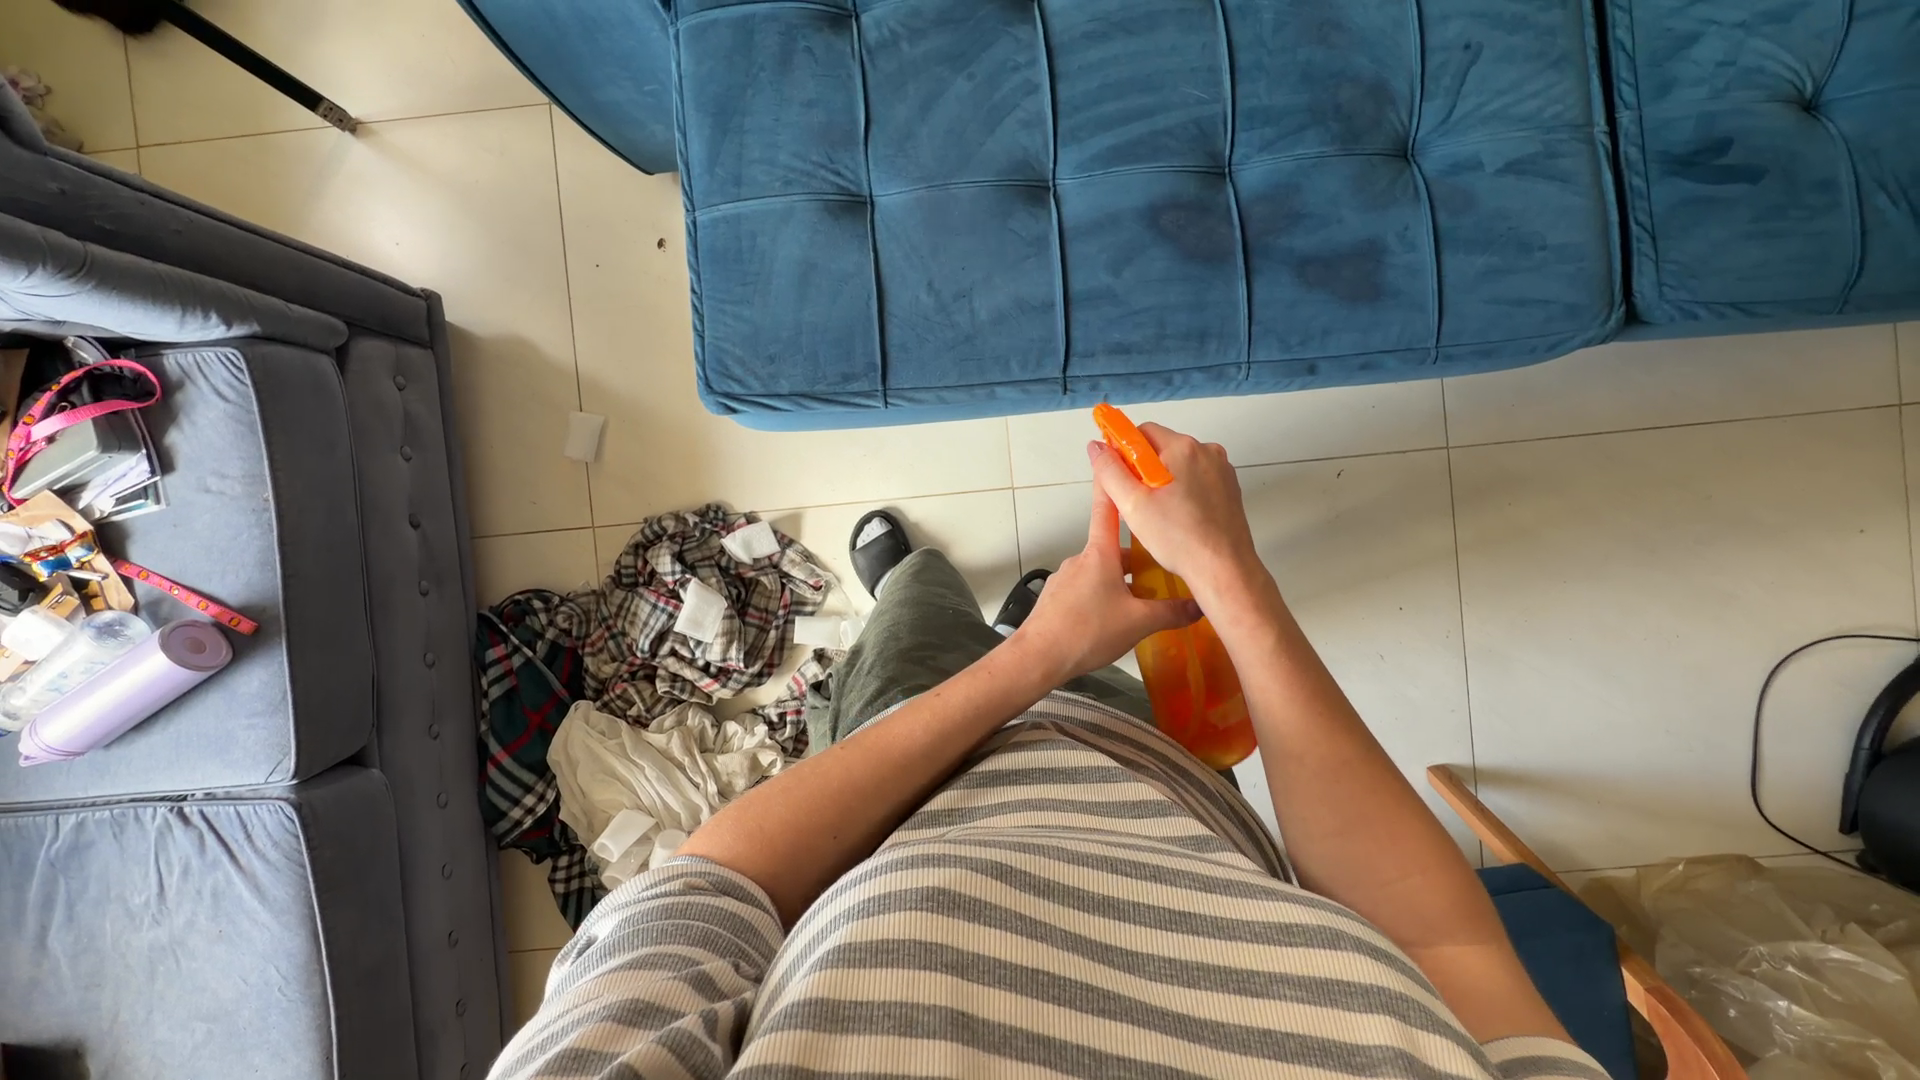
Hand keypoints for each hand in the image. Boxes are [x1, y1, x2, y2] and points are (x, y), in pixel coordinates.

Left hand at [1008, 481, 1201, 682]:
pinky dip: (1102, 600)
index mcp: (1099, 554)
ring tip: (1141, 608)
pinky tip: (1113, 623)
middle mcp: (1080, 560)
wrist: (1038, 658)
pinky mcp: (1057, 600)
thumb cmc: (1087, 631)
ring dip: (1120, 585)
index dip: (1112, 483)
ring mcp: (1065, 580)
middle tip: (1161, 576)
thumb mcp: (1138, 622)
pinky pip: (1087, 593)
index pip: (1107, 508)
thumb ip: (1171, 613)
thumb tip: (1200, 606)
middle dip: (1136, 563)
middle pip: (1113, 550)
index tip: (1113, 459)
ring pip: (1101, 575)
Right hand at [1085, 423, 1266, 604]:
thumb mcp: (1132, 504)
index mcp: (1183, 447)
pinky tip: (1180, 519)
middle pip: (1162, 448)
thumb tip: (1097, 446)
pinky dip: (1184, 493)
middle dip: (1144, 471)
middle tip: (1138, 504)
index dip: (1125, 454)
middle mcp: (1207, 451)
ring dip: (1165, 483)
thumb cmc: (1178, 538)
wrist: (1224, 568)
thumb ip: (1109, 471)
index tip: (1120, 480)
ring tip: (1160, 516)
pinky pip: (1198, 480)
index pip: (1142, 432)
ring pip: (1180, 466)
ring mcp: (1222, 470)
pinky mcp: (1230, 489)